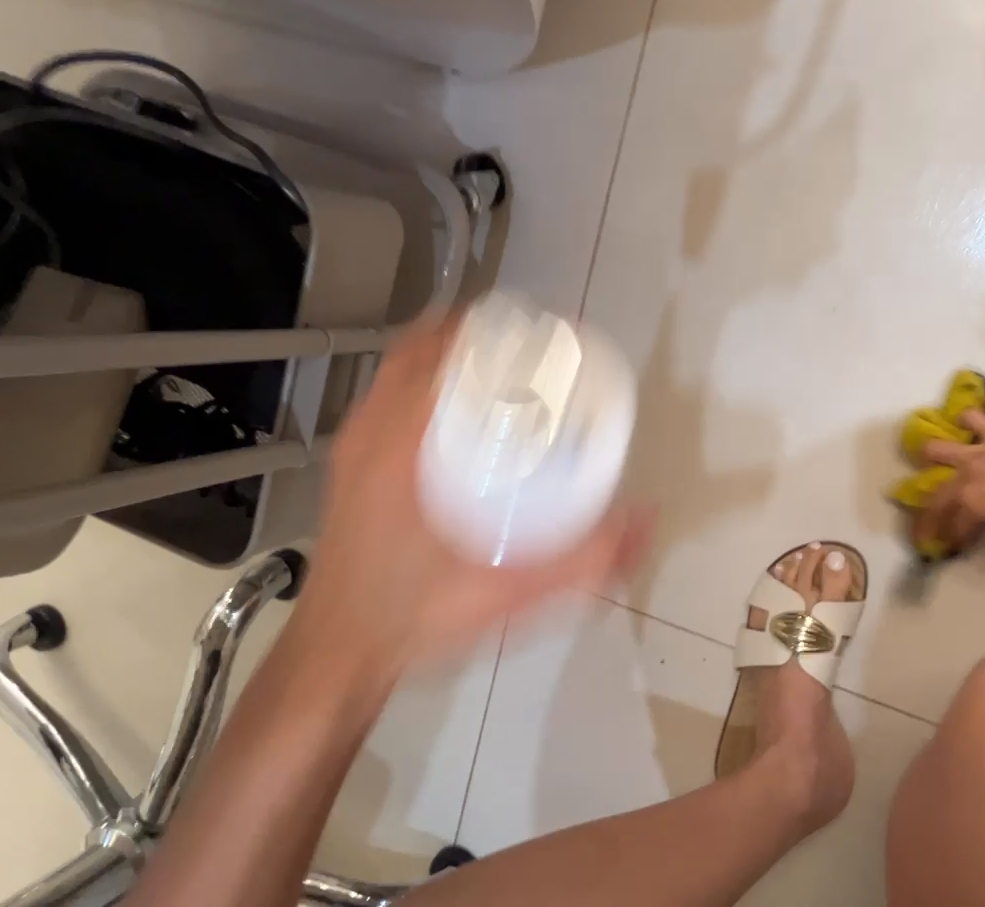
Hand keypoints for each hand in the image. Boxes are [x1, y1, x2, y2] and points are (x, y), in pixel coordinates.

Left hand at [291, 309, 653, 678]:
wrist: (338, 654)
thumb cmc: (415, 618)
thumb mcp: (508, 593)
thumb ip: (582, 561)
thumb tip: (645, 520)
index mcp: (400, 448)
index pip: (439, 354)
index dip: (489, 330)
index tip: (538, 333)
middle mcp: (370, 434)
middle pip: (420, 349)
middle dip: (476, 336)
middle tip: (532, 351)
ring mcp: (353, 447)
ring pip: (400, 370)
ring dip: (448, 356)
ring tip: (504, 368)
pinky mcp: (349, 466)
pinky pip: (387, 396)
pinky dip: (424, 382)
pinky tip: (461, 411)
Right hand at [918, 410, 984, 547]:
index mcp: (973, 503)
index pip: (954, 525)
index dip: (951, 537)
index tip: (950, 545)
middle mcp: (967, 476)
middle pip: (939, 496)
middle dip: (930, 515)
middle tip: (931, 524)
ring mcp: (980, 452)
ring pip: (939, 450)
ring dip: (931, 458)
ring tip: (929, 461)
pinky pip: (975, 419)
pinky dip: (966, 420)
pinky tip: (963, 422)